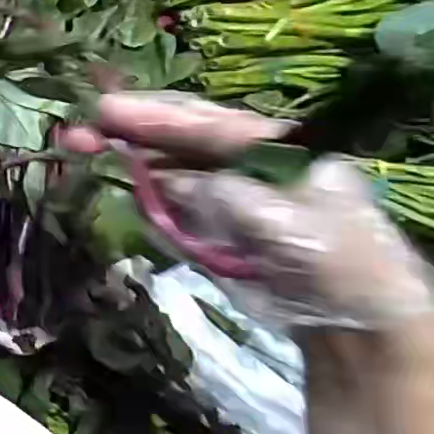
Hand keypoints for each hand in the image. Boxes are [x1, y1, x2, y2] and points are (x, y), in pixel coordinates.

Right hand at [60, 92, 433, 327]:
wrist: (354, 324)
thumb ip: (232, 196)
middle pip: (182, 136)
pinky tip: (111, 172)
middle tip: (79, 128)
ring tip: (79, 146)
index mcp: (279, 149)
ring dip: (126, 153)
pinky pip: (169, 193)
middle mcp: (247, 161)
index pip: (210, 125)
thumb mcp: (294, 227)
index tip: (107, 109)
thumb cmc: (338, 267)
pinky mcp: (211, 219)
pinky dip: (138, 182)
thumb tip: (175, 179)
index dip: (159, 116)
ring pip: (169, 162)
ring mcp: (226, 189)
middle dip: (131, 128)